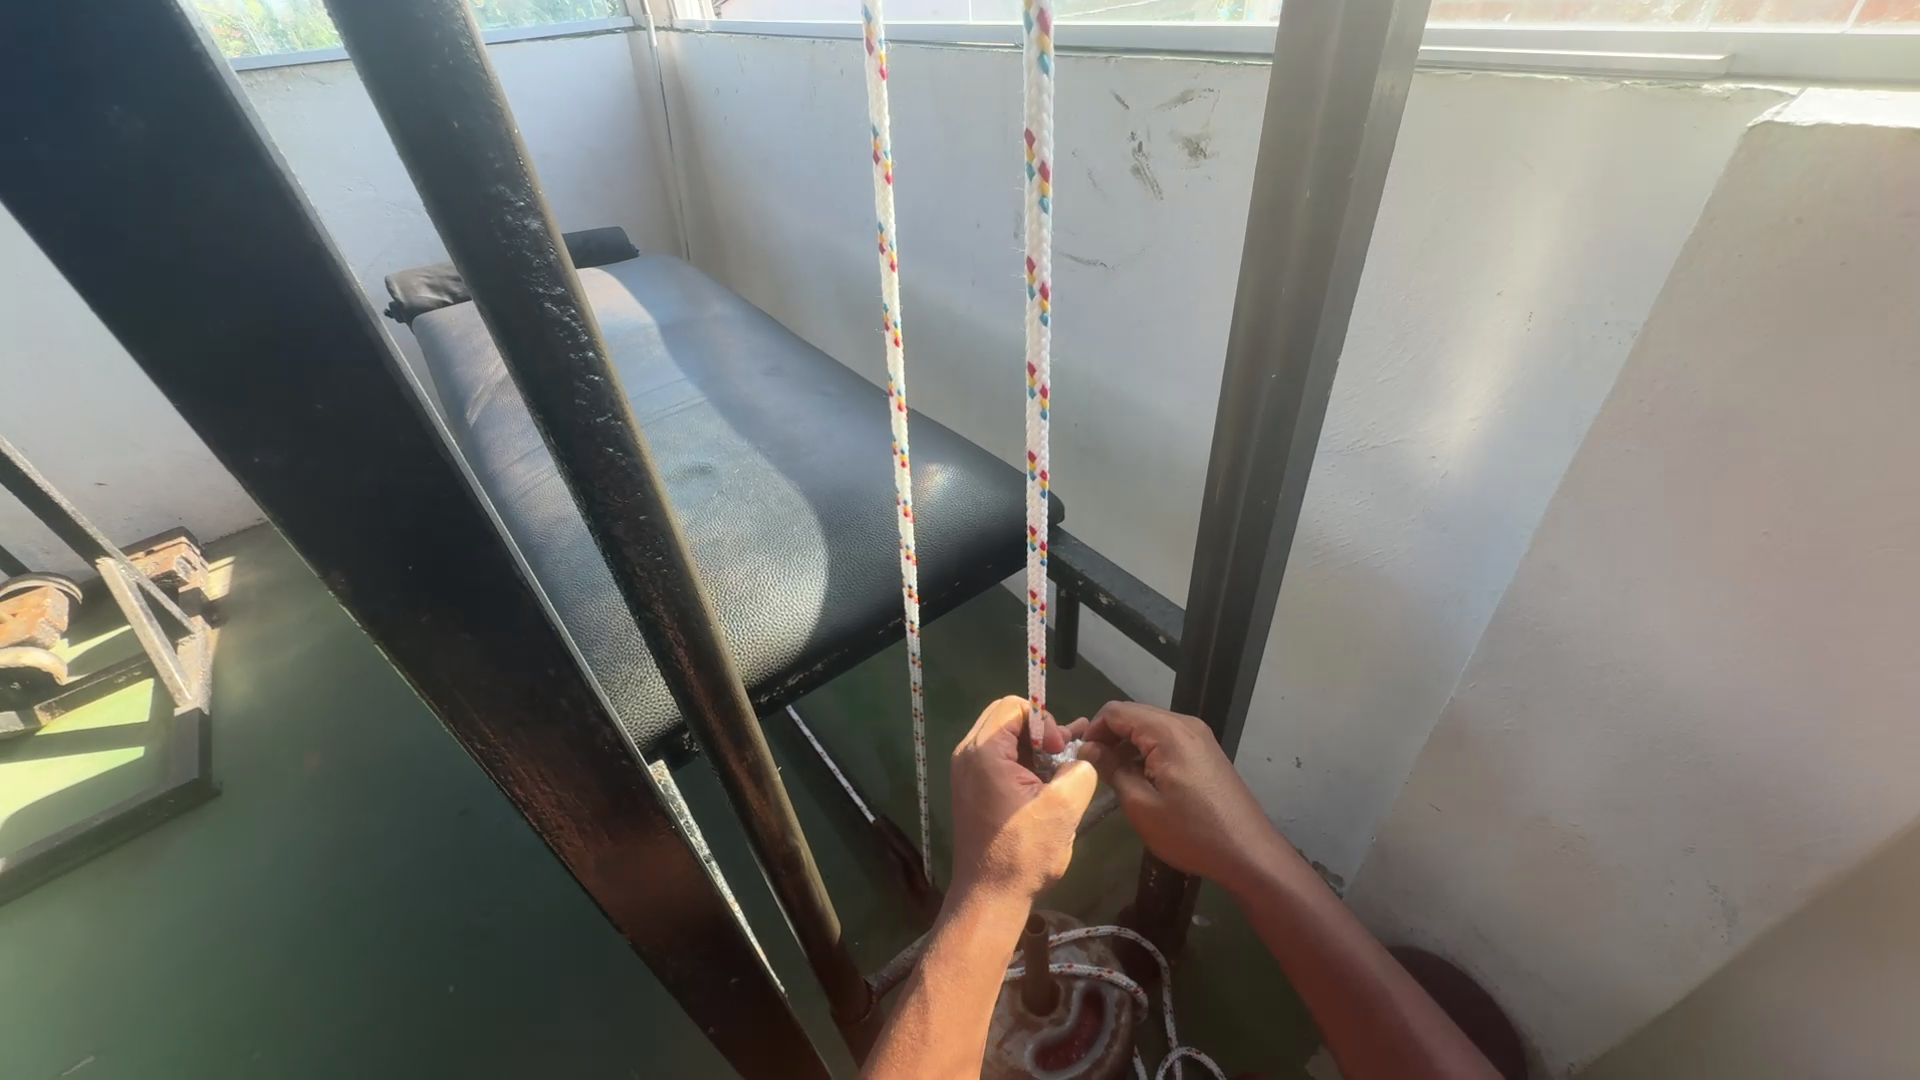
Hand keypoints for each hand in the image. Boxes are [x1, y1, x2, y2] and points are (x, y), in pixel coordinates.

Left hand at [948, 696, 1098, 904]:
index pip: (1014, 706)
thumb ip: (1079, 769)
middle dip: (1040, 731)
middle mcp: (968, 755)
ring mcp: (967, 773)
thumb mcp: (1063, 807)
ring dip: (1034, 748)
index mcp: (983, 751)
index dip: (1043, 720)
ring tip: (1064, 765)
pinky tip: (1049, 778)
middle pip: (1007, 719)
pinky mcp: (972, 789)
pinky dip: (1023, 763)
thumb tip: (1080, 757)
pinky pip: (999, 760)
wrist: (989, 897)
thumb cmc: (1023, 852)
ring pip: (1005, 740)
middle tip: (1062, 754)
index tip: (1057, 750)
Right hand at [1077, 701, 1283, 893]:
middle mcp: (1184, 723)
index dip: (1092, 730)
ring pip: (1149, 727)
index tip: (1080, 757)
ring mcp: (1198, 736)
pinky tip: (1140, 777)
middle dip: (1108, 736)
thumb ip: (1112, 770)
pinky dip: (1146, 751)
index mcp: (1167, 731)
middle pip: (1133, 715)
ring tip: (1112, 775)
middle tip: (1092, 766)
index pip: (1116, 711)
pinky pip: (1166, 739)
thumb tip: (1089, 750)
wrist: (1249, 853)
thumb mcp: (1141, 805)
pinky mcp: (1205, 751)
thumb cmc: (1192, 832)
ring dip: (1127, 745)